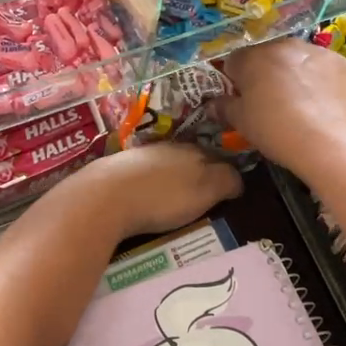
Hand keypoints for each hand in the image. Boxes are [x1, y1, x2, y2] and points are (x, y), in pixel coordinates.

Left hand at [60, 143, 242, 239]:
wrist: (106, 195)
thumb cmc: (163, 196)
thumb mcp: (204, 191)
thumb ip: (225, 181)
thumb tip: (239, 179)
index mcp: (194, 150)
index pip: (218, 157)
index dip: (227, 171)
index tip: (232, 188)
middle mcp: (170, 147)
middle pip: (193, 158)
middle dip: (202, 172)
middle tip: (208, 194)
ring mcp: (143, 155)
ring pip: (168, 165)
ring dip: (176, 178)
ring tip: (181, 198)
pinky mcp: (122, 169)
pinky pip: (147, 175)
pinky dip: (154, 184)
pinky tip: (152, 197)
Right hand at [218, 39, 345, 177]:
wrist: (338, 145)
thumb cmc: (280, 133)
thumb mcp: (243, 124)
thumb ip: (225, 108)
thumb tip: (214, 103)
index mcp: (254, 57)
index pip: (234, 61)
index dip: (235, 81)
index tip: (242, 100)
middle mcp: (284, 46)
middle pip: (267, 56)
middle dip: (266, 75)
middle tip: (271, 104)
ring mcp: (317, 52)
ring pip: (297, 60)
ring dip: (294, 76)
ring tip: (303, 107)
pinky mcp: (344, 64)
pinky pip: (324, 70)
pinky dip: (321, 82)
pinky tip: (326, 107)